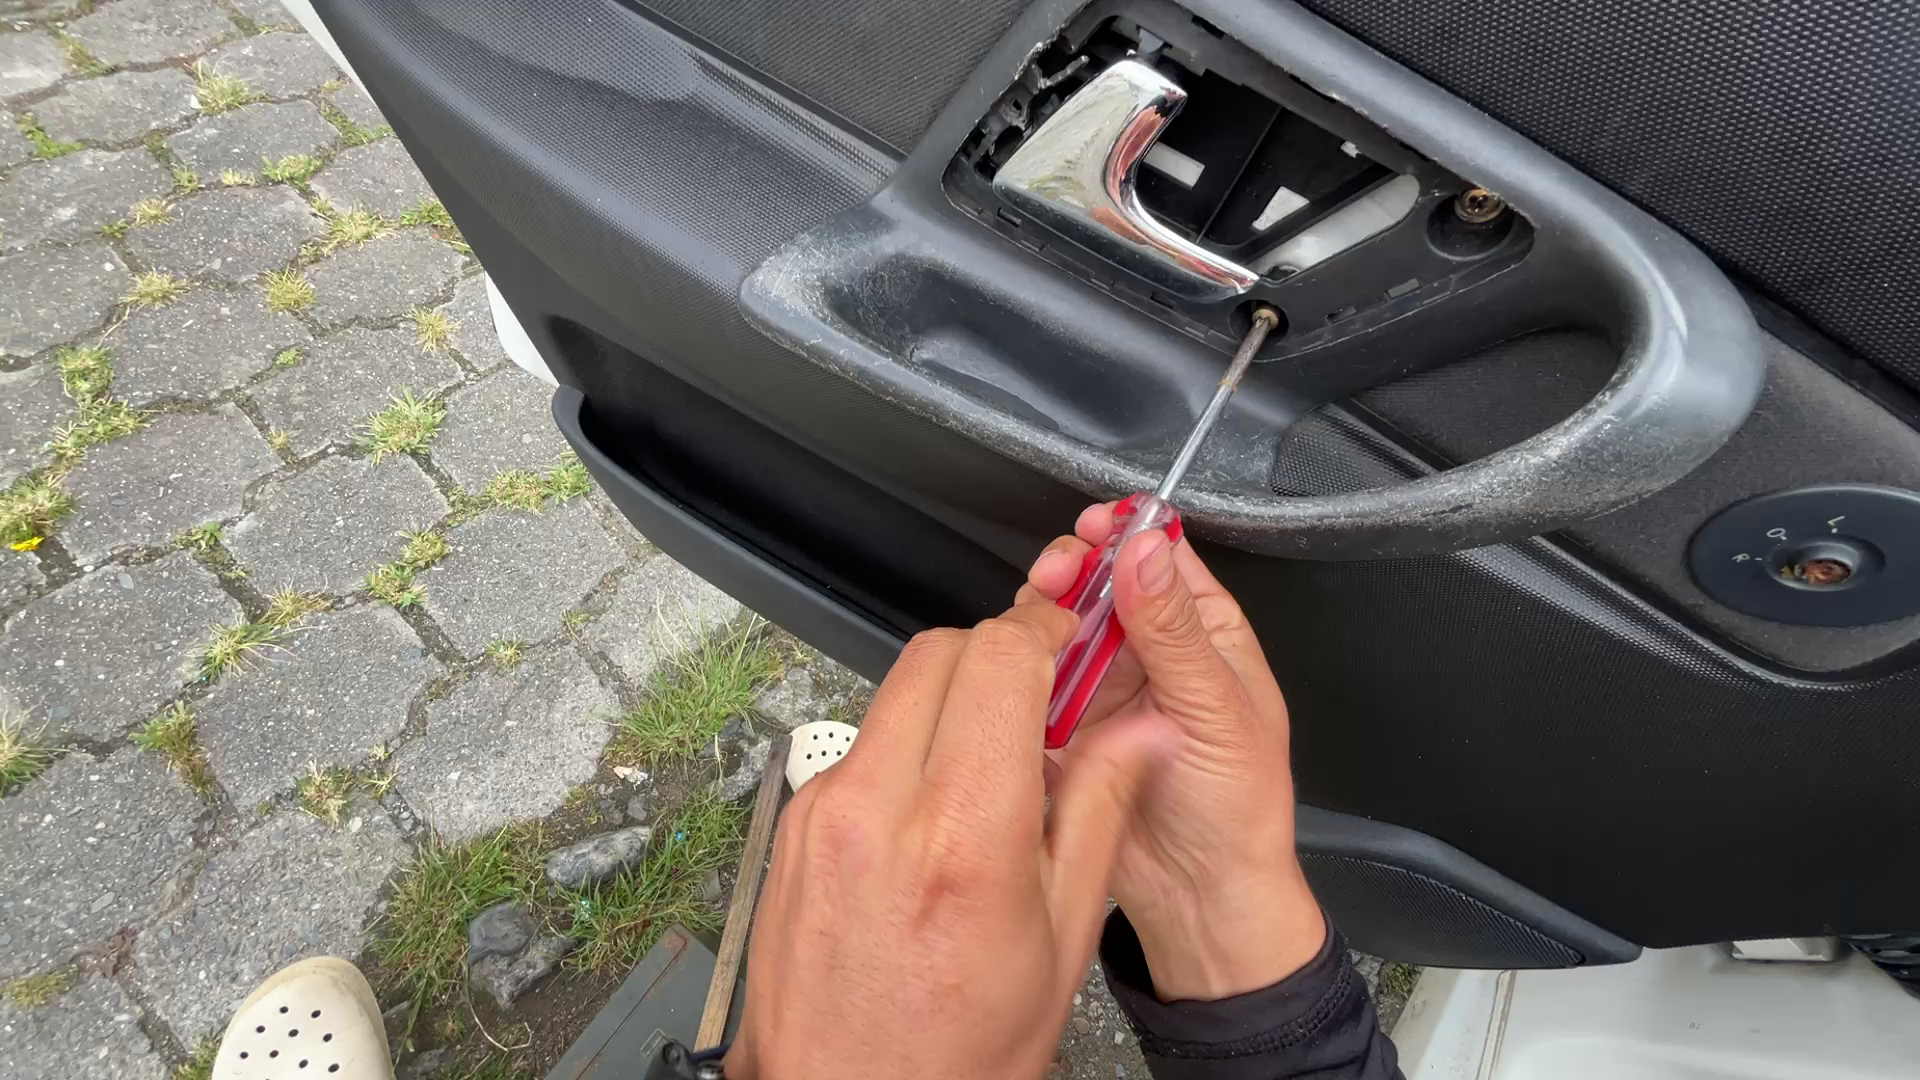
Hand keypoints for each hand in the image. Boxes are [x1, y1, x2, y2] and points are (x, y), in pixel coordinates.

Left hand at [726, 603, 1161, 1079]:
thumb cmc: (959, 1047)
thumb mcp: (1060, 937)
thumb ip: (1097, 810)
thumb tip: (1132, 732)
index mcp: (963, 838)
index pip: (999, 664)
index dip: (1040, 627)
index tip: (1061, 629)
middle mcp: (877, 807)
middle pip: (939, 651)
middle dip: (995, 648)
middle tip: (1033, 683)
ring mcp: (823, 807)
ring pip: (898, 687)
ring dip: (953, 691)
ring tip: (987, 749)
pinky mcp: (795, 816)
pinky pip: (866, 737)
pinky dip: (911, 737)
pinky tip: (933, 794)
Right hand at [1022, 502, 1325, 1001]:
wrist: (1195, 895)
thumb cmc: (1234, 804)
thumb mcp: (1214, 709)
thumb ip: (1172, 630)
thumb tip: (1144, 549)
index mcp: (1202, 631)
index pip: (1162, 557)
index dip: (1128, 533)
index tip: (1096, 526)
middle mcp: (1148, 647)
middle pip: (1100, 580)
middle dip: (1072, 567)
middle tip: (1055, 574)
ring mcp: (1102, 680)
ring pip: (1062, 619)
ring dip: (1043, 607)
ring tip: (1035, 617)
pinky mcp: (1065, 715)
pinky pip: (1036, 670)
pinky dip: (1022, 656)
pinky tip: (1018, 658)